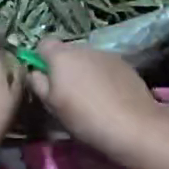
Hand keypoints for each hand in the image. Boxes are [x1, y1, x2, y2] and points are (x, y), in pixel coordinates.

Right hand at [30, 40, 165, 158]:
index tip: (46, 79)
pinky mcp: (125, 64)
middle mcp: (83, 48)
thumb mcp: (52, 106)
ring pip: (87, 59)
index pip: (43, 44)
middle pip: (67, 51)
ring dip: (85, 71)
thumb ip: (39, 84)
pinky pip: (105, 66)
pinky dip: (103, 76)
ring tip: (91, 97)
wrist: (133, 125)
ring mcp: (106, 54)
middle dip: (65, 66)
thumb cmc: (84, 117)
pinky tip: (109, 97)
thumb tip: (35, 72)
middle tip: (68, 92)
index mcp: (61, 55)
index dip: (42, 59)